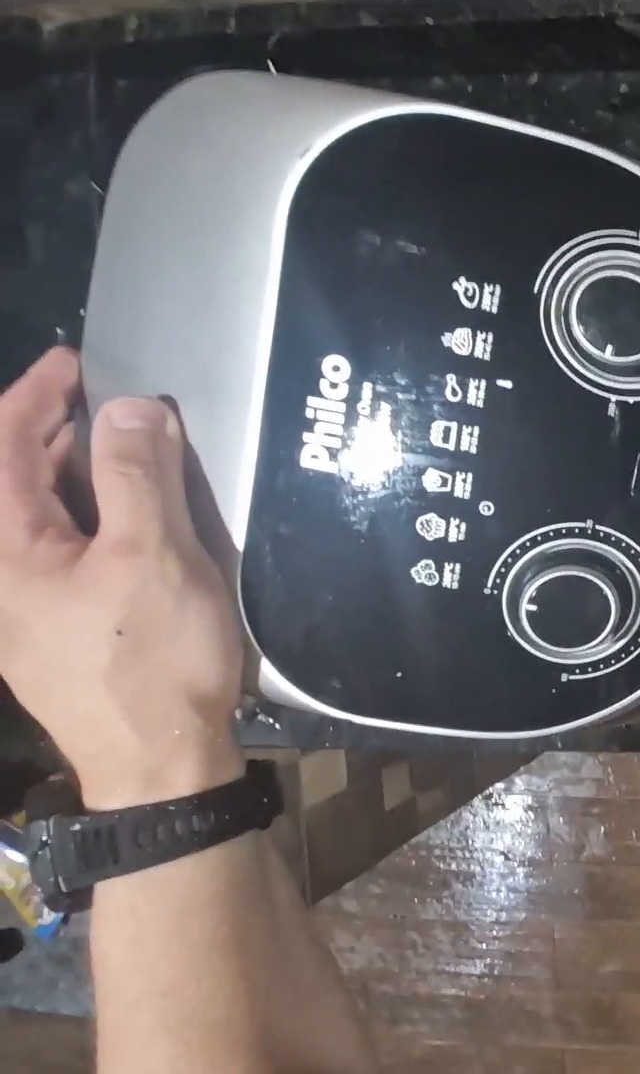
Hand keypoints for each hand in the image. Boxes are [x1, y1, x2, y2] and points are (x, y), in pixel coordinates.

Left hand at [0, 348, 244, 808]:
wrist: (156, 746)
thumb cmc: (153, 651)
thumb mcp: (155, 558)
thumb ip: (138, 479)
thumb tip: (130, 407)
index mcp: (3, 546)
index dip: (32, 397)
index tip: (75, 363)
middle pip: (6, 476)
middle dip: (45, 426)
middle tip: (104, 396)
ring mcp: (21, 595)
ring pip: (33, 510)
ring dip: (67, 466)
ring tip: (118, 439)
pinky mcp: (53, 615)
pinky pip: (58, 540)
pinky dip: (87, 506)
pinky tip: (125, 507)